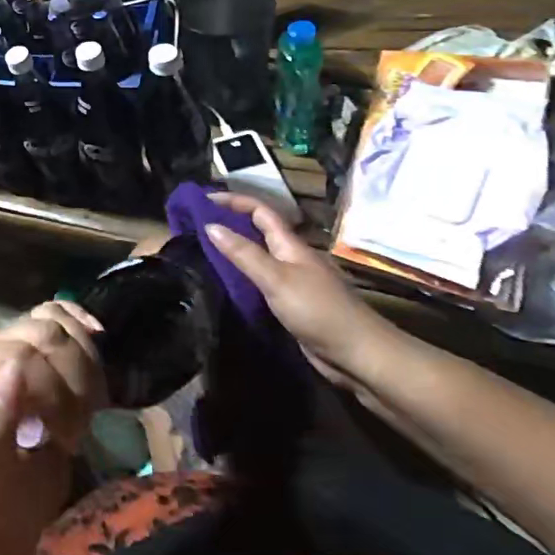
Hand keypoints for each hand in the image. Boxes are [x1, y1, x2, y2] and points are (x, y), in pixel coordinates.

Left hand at [0, 301, 105, 554]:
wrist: (5, 505)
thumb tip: (13, 367)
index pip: (23, 356)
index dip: (56, 394)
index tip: (67, 439)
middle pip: (45, 333)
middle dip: (74, 381)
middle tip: (77, 428)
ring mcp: (13, 342)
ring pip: (59, 322)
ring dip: (86, 365)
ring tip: (85, 409)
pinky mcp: (37, 345)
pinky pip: (62, 314)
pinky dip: (83, 327)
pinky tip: (97, 342)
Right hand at [203, 194, 409, 394]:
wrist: (359, 355)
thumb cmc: (319, 311)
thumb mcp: (277, 278)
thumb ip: (244, 253)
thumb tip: (210, 225)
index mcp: (291, 245)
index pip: (260, 212)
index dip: (234, 201)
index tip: (204, 198)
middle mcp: (292, 258)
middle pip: (258, 231)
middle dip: (230, 222)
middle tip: (196, 223)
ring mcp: (293, 281)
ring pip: (258, 257)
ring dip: (233, 249)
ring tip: (202, 250)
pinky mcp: (292, 303)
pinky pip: (260, 281)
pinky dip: (241, 276)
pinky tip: (226, 283)